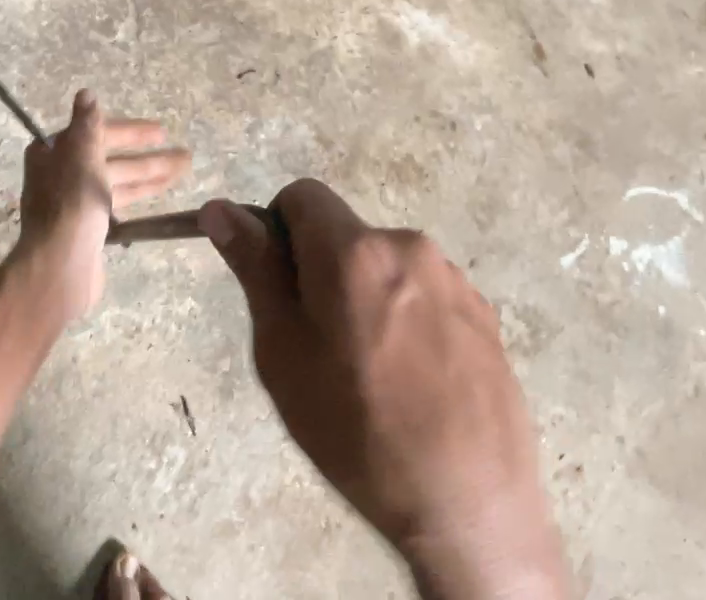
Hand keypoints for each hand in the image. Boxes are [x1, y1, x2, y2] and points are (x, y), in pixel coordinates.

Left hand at [10, 90, 189, 322]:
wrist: (61, 265)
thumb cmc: (71, 205)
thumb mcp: (80, 155)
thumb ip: (87, 124)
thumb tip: (86, 93)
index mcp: (53, 152)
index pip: (96, 133)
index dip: (130, 131)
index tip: (162, 131)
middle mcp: (60, 174)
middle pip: (109, 158)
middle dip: (147, 156)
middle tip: (186, 155)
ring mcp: (73, 203)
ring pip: (116, 182)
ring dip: (150, 175)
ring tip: (185, 170)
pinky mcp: (86, 227)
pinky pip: (116, 204)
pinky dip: (137, 196)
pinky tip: (159, 195)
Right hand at [201, 182, 567, 599]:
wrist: (469, 508)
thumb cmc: (353, 427)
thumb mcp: (281, 349)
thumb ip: (254, 268)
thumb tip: (219, 208)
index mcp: (354, 250)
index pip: (299, 196)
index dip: (275, 230)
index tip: (278, 288)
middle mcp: (411, 248)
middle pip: (342, 234)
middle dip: (317, 269)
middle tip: (313, 342)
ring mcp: (456, 283)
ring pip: (382, 266)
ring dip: (361, 293)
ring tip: (365, 369)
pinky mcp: (486, 318)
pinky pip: (421, 294)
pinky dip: (401, 316)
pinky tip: (409, 379)